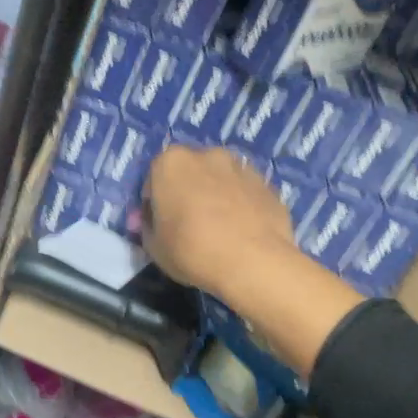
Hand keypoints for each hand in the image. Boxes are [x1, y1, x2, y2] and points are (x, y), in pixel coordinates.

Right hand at [141, 146, 303, 302]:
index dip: (154, 202)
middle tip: (189, 223)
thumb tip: (155, 221)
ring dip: (216, 194)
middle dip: (186, 191)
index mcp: (171, 162)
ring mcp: (241, 167)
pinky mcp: (268, 184)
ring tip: (220, 228)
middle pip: (189, 172)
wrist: (254, 262)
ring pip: (220, 179)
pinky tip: (242, 231)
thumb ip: (149, 226)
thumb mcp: (153, 246)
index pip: (154, 178)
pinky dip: (241, 204)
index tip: (160, 223)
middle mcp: (206, 154)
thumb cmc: (192, 250)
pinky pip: (244, 192)